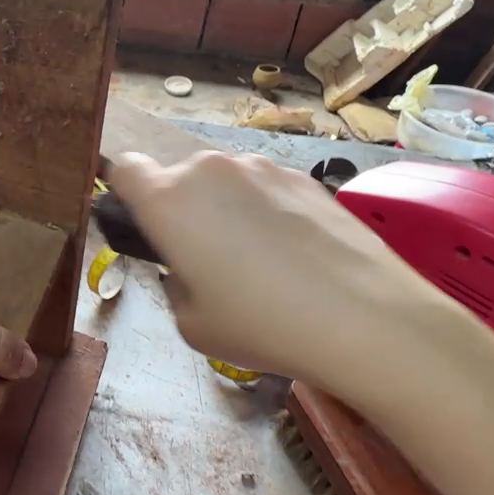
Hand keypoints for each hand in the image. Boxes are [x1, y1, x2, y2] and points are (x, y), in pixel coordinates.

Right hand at [105, 150, 452, 388]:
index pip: (123, 168)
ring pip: (224, 182)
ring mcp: (261, 168)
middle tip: (206, 259)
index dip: (125, 192)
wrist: (370, 321)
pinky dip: (268, 212)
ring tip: (262, 260)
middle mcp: (207, 170)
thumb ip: (173, 283)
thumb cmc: (262, 326)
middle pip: (178, 178)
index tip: (142, 224)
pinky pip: (266, 188)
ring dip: (227, 209)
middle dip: (183, 209)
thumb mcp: (190, 324)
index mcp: (166, 200)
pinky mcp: (306, 177)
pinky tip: (297, 255)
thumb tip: (189, 267)